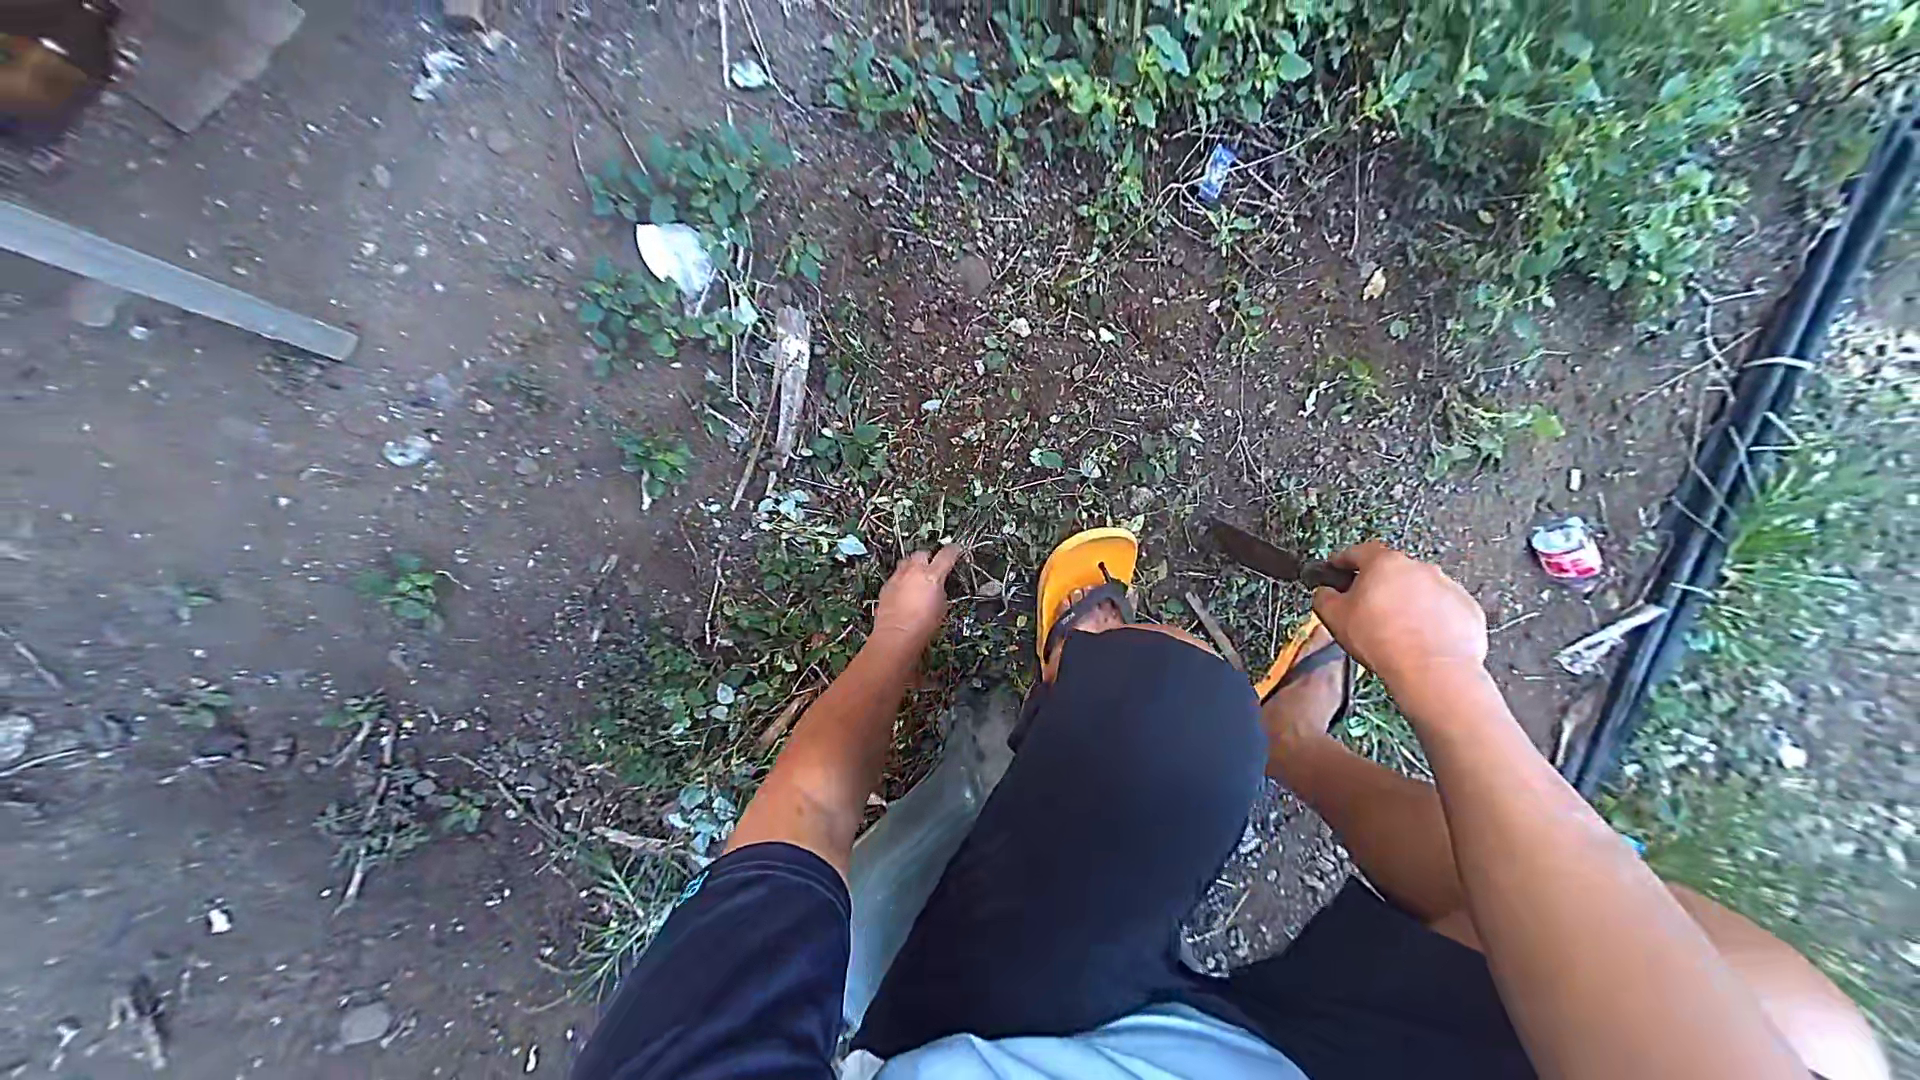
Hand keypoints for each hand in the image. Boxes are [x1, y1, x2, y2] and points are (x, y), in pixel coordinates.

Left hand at [873, 545, 963, 646]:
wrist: (897, 636)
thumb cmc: (922, 626)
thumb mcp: (942, 607)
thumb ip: (940, 590)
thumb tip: (938, 587)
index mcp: (932, 576)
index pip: (946, 554)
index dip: (953, 550)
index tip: (955, 550)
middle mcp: (914, 572)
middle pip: (922, 553)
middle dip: (929, 557)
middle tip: (933, 567)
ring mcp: (898, 578)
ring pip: (907, 561)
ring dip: (913, 566)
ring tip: (917, 577)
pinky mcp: (887, 586)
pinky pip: (896, 575)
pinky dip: (902, 579)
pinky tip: (905, 590)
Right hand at [1312, 541, 1486, 690]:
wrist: (1431, 670)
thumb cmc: (1382, 640)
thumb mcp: (1333, 616)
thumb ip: (1324, 596)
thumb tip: (1325, 593)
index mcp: (1384, 563)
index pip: (1358, 551)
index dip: (1343, 560)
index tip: (1338, 567)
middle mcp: (1418, 568)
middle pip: (1391, 570)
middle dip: (1377, 585)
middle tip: (1365, 608)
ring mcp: (1447, 587)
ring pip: (1418, 589)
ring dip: (1405, 602)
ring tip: (1394, 628)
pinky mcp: (1467, 609)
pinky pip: (1441, 608)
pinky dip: (1429, 618)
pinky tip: (1417, 637)